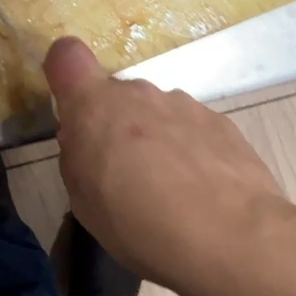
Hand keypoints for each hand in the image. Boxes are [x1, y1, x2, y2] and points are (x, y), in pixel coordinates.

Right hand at [43, 37, 295, 295]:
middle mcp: (138, 93)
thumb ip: (78, 157)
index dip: (64, 72)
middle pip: (115, 95)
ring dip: (154, 139)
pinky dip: (189, 152)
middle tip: (122, 173)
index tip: (70, 103)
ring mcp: (184, 104)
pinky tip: (199, 193)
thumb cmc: (139, 222)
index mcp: (94, 106)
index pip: (66, 56)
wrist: (231, 238)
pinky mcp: (222, 124)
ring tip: (168, 190)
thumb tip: (85, 141)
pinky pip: (191, 130)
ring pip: (155, 113)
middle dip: (114, 125)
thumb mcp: (83, 200)